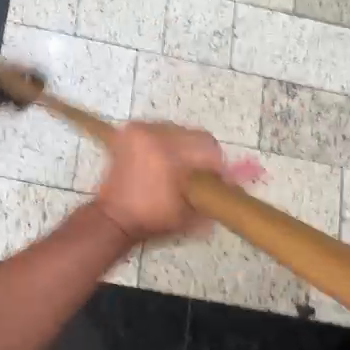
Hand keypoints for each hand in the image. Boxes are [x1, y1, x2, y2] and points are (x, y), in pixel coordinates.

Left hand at [93, 122, 232, 239]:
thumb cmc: (152, 218)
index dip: (218, 165)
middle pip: (195, 135)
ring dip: (185, 147)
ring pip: (178, 130)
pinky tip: (166, 161)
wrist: (112, 217)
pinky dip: (167, 142)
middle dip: (203, 155)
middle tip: (202, 175)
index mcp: (167, 153)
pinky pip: (159, 130)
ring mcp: (138, 130)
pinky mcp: (129, 131)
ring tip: (182, 168)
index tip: (218, 180)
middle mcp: (152, 134)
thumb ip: (215, 194)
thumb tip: (236, 182)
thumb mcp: (191, 213)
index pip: (208, 146)